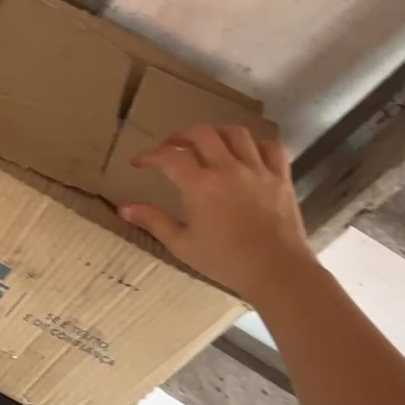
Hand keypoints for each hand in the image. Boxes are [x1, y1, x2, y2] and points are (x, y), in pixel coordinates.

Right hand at [118, 125, 320, 307]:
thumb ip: (153, 221)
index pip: (169, 158)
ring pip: (236, 133)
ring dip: (216, 134)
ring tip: (206, 144)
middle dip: (180, 137)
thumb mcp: (182, 244)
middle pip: (202, 134)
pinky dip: (254, 144)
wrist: (276, 270)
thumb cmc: (224, 261)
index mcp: (201, 186)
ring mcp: (258, 170)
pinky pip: (270, 147)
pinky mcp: (281, 177)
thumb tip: (123, 208)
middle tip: (170, 148)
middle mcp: (229, 169)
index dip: (149, 156)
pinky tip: (245, 154)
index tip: (138, 162)